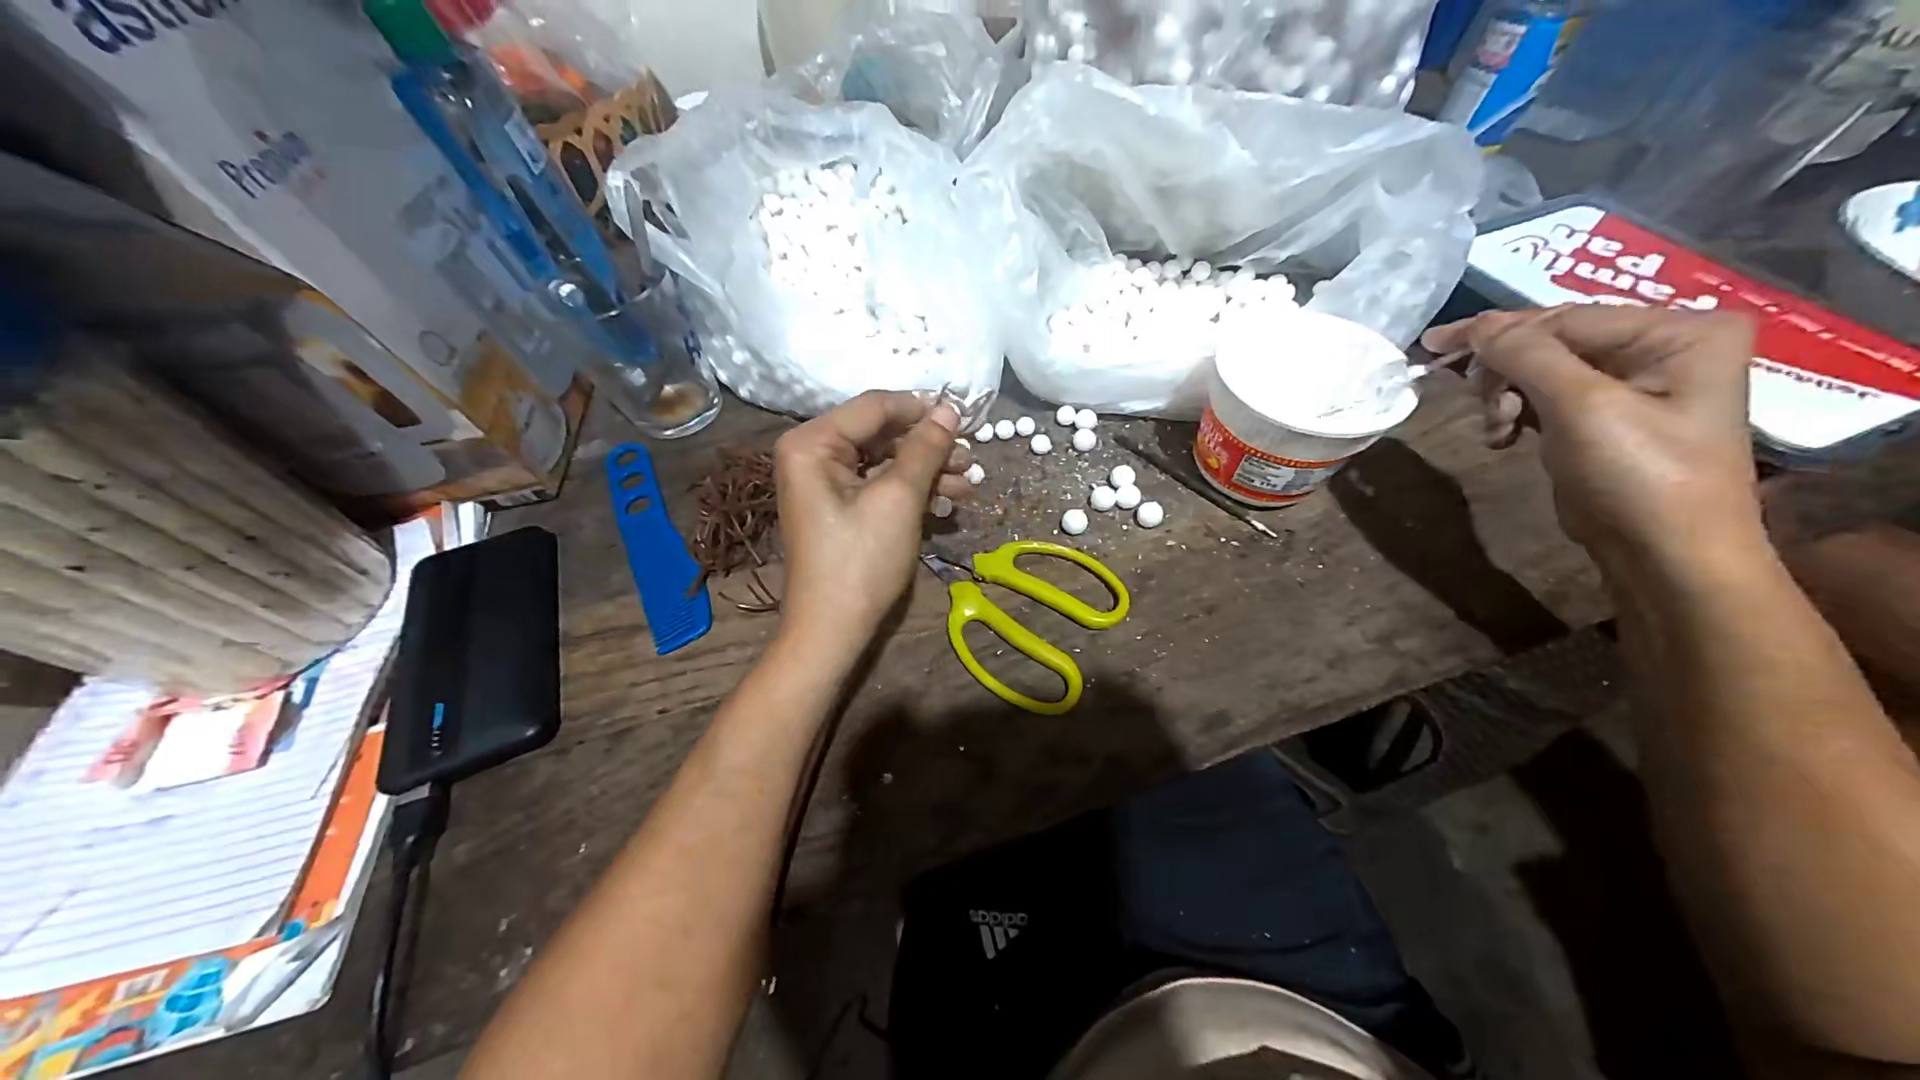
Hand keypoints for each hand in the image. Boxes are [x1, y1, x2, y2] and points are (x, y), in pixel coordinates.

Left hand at [773, 391, 971, 652]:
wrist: (832, 629)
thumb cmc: (861, 560)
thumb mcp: (898, 498)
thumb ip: (924, 448)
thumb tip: (949, 409)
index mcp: (812, 443)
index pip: (874, 407)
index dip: (921, 409)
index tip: (964, 420)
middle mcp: (812, 454)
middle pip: (881, 433)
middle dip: (928, 445)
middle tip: (969, 458)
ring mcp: (824, 483)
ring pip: (885, 460)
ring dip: (927, 469)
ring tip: (968, 483)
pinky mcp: (840, 508)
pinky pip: (879, 485)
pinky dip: (912, 490)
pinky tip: (947, 501)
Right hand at [1422, 305, 1761, 580]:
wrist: (1665, 555)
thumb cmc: (1638, 476)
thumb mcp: (1581, 408)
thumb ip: (1527, 356)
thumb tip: (1476, 327)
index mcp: (1682, 330)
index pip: (1567, 318)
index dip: (1498, 333)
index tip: (1433, 346)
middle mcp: (1665, 346)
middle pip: (1553, 341)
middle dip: (1503, 372)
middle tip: (1474, 403)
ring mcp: (1637, 383)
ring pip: (1541, 371)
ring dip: (1505, 397)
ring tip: (1495, 431)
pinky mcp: (1609, 416)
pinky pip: (1546, 397)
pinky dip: (1516, 414)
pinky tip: (1503, 437)